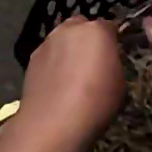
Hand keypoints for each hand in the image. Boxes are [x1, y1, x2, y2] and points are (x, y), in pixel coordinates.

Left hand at [18, 17, 124, 143]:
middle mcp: (69, 30)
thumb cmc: (96, 101)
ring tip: (75, 74)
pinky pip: (49, 54)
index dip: (114, 40)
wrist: (52, 124)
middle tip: (95, 61)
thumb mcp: (120, 80)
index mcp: (97, 30)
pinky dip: (55, 62)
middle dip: (88, 38)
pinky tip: (59, 83)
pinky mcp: (31, 60)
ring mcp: (47, 43)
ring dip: (70, 49)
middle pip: (82, 26)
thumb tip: (107, 59)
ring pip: (63, 39)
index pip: (110, 26)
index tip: (116, 55)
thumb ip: (113, 61)